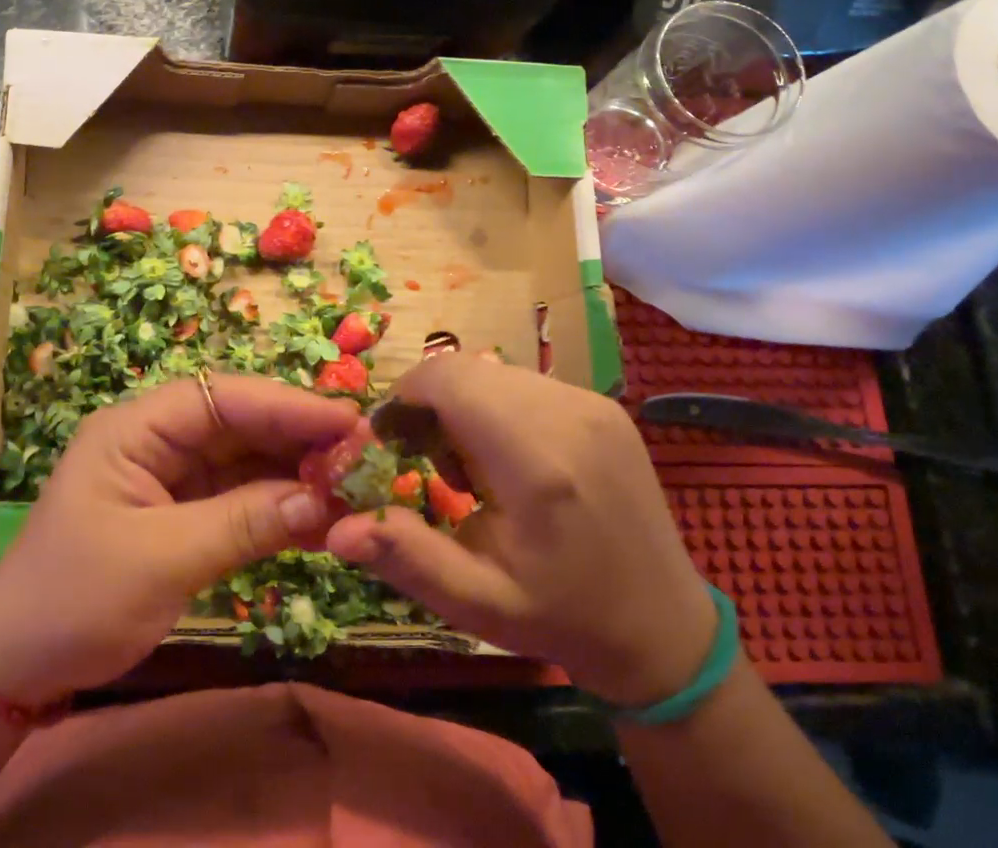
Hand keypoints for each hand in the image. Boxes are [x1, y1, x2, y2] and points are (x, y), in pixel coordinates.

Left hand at [0, 375, 357, 707]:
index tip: (349, 424)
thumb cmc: (76, 600)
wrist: (19, 663)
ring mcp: (170, 482)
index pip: (220, 398)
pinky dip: (280, 511)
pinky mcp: (181, 520)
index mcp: (134, 430)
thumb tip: (324, 496)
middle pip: (240, 425)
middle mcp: (154, 444)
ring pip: (246, 464)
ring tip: (358, 491)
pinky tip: (325, 522)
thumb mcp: (161, 559)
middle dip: (300, 440)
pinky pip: (240, 503)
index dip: (287, 406)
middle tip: (366, 461)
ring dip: (298, 476)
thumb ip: (243, 522)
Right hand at [324, 356, 717, 707]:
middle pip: (463, 370)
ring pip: (490, 372)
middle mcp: (570, 414)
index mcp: (537, 462)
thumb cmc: (560, 616)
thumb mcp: (474, 602)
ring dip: (459, 407)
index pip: (446, 379)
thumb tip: (335, 531)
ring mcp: (594, 404)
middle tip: (424, 466)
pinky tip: (504, 462)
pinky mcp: (605, 406)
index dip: (401, 401)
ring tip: (467, 471)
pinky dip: (493, 408)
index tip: (388, 449)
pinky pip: (522, 383)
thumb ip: (406, 557)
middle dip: (425, 407)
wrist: (663, 626)